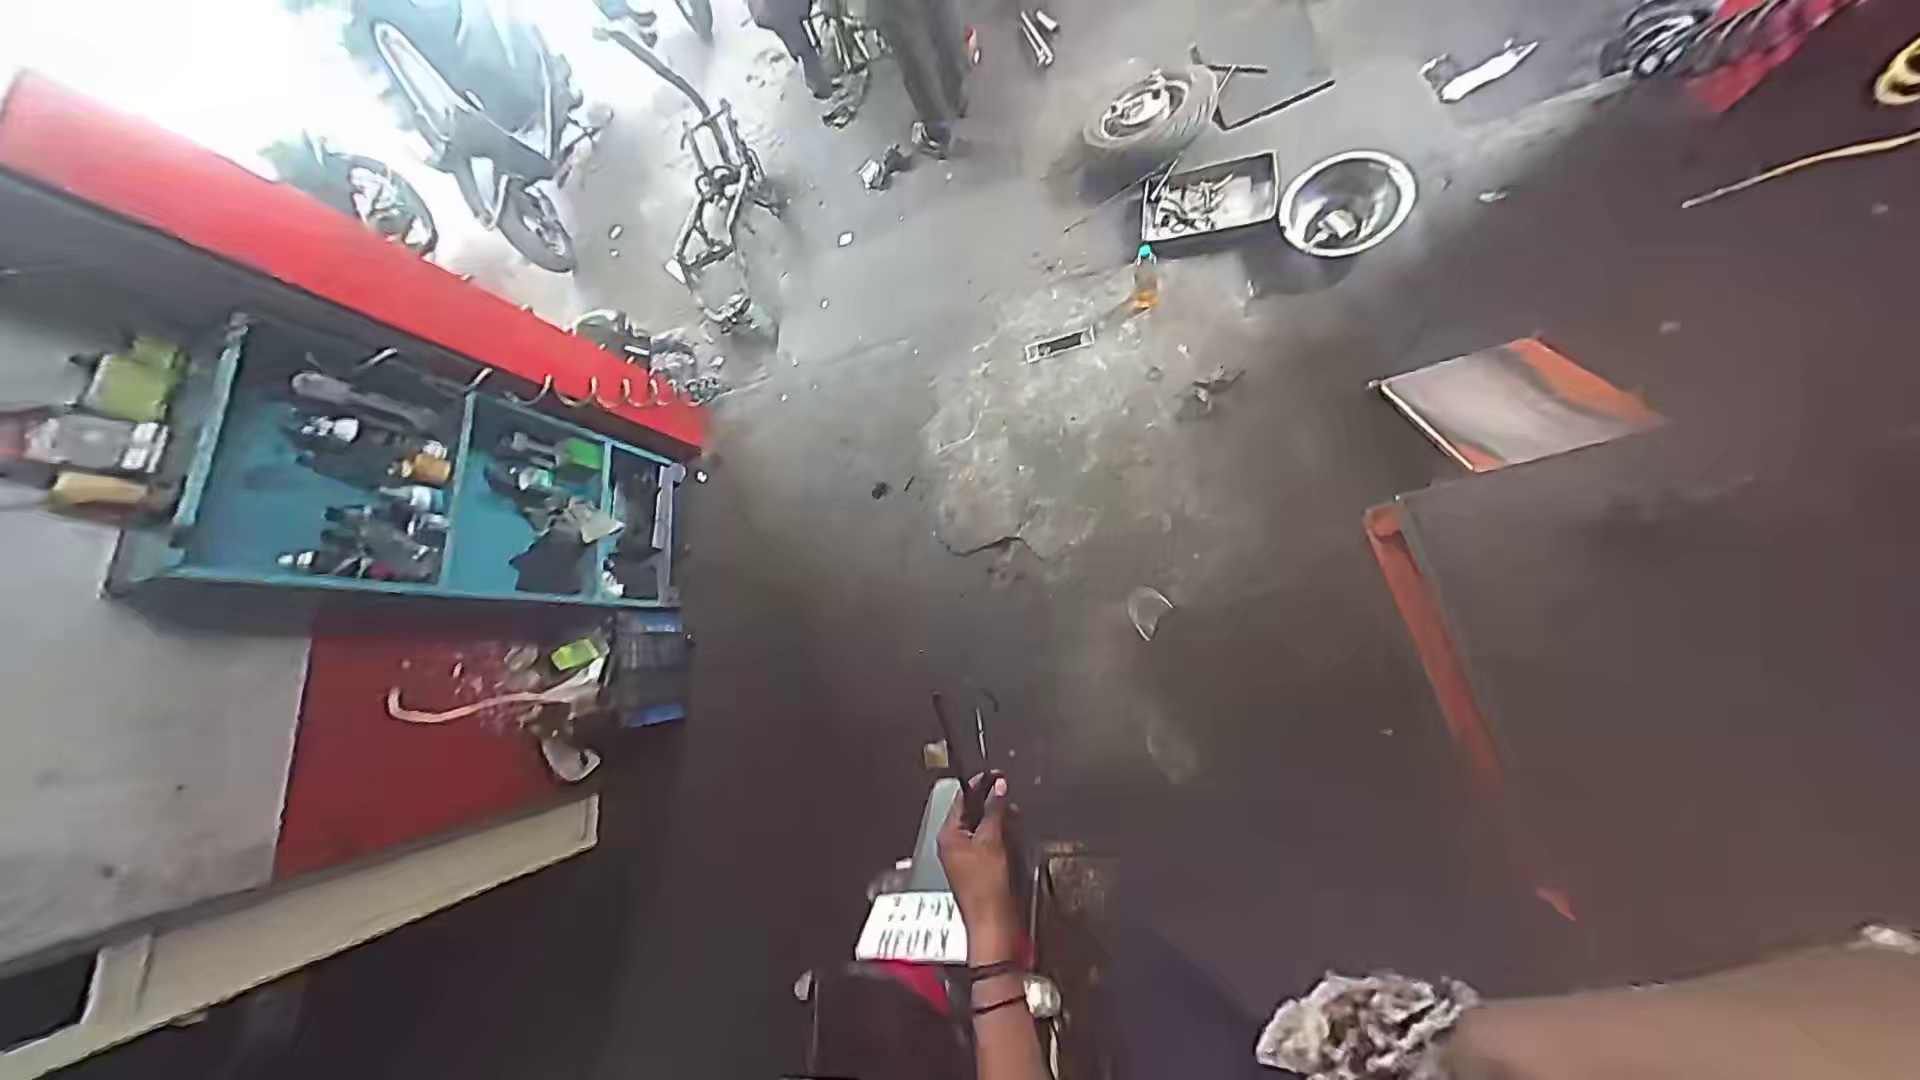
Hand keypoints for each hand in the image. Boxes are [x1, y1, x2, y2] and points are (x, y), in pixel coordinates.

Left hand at [937, 774, 1019, 963]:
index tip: (994, 775)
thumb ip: (995, 810)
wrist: (994, 924)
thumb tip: (999, 788)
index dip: (979, 784)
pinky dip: (999, 832)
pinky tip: (1011, 829)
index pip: (962, 799)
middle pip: (972, 812)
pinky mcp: (979, 866)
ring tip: (1012, 809)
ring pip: (981, 825)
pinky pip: (987, 840)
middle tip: (1005, 788)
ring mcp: (965, 856)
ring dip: (997, 816)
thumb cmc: (986, 888)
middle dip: (990, 800)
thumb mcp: (992, 840)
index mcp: (948, 835)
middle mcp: (953, 844)